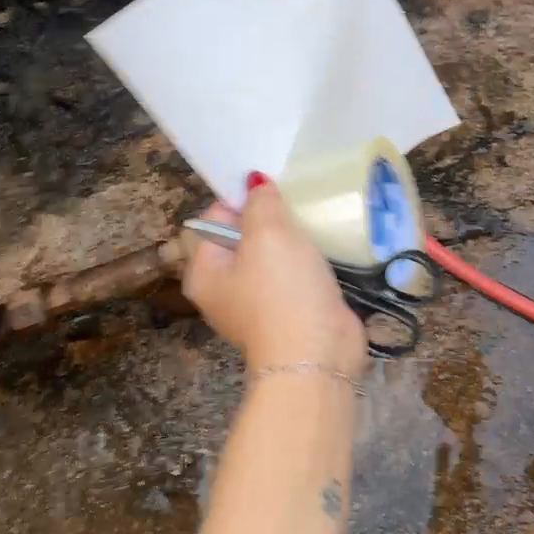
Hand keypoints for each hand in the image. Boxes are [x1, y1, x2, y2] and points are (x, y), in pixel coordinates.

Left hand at [182, 173, 369, 375]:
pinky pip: (295, 273)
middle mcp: (225, 288)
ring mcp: (258, 302)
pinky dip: (310, 260)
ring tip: (318, 222)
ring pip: (274, 254)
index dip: (242, 199)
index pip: (214, 218)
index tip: (275, 190)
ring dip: (295, 238)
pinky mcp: (290, 310)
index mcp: (204, 271)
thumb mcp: (269, 235)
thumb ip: (261, 203)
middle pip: (245, 236)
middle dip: (273, 217)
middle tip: (300, 203)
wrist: (317, 352)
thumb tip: (254, 181)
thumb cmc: (283, 291)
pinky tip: (329, 249)